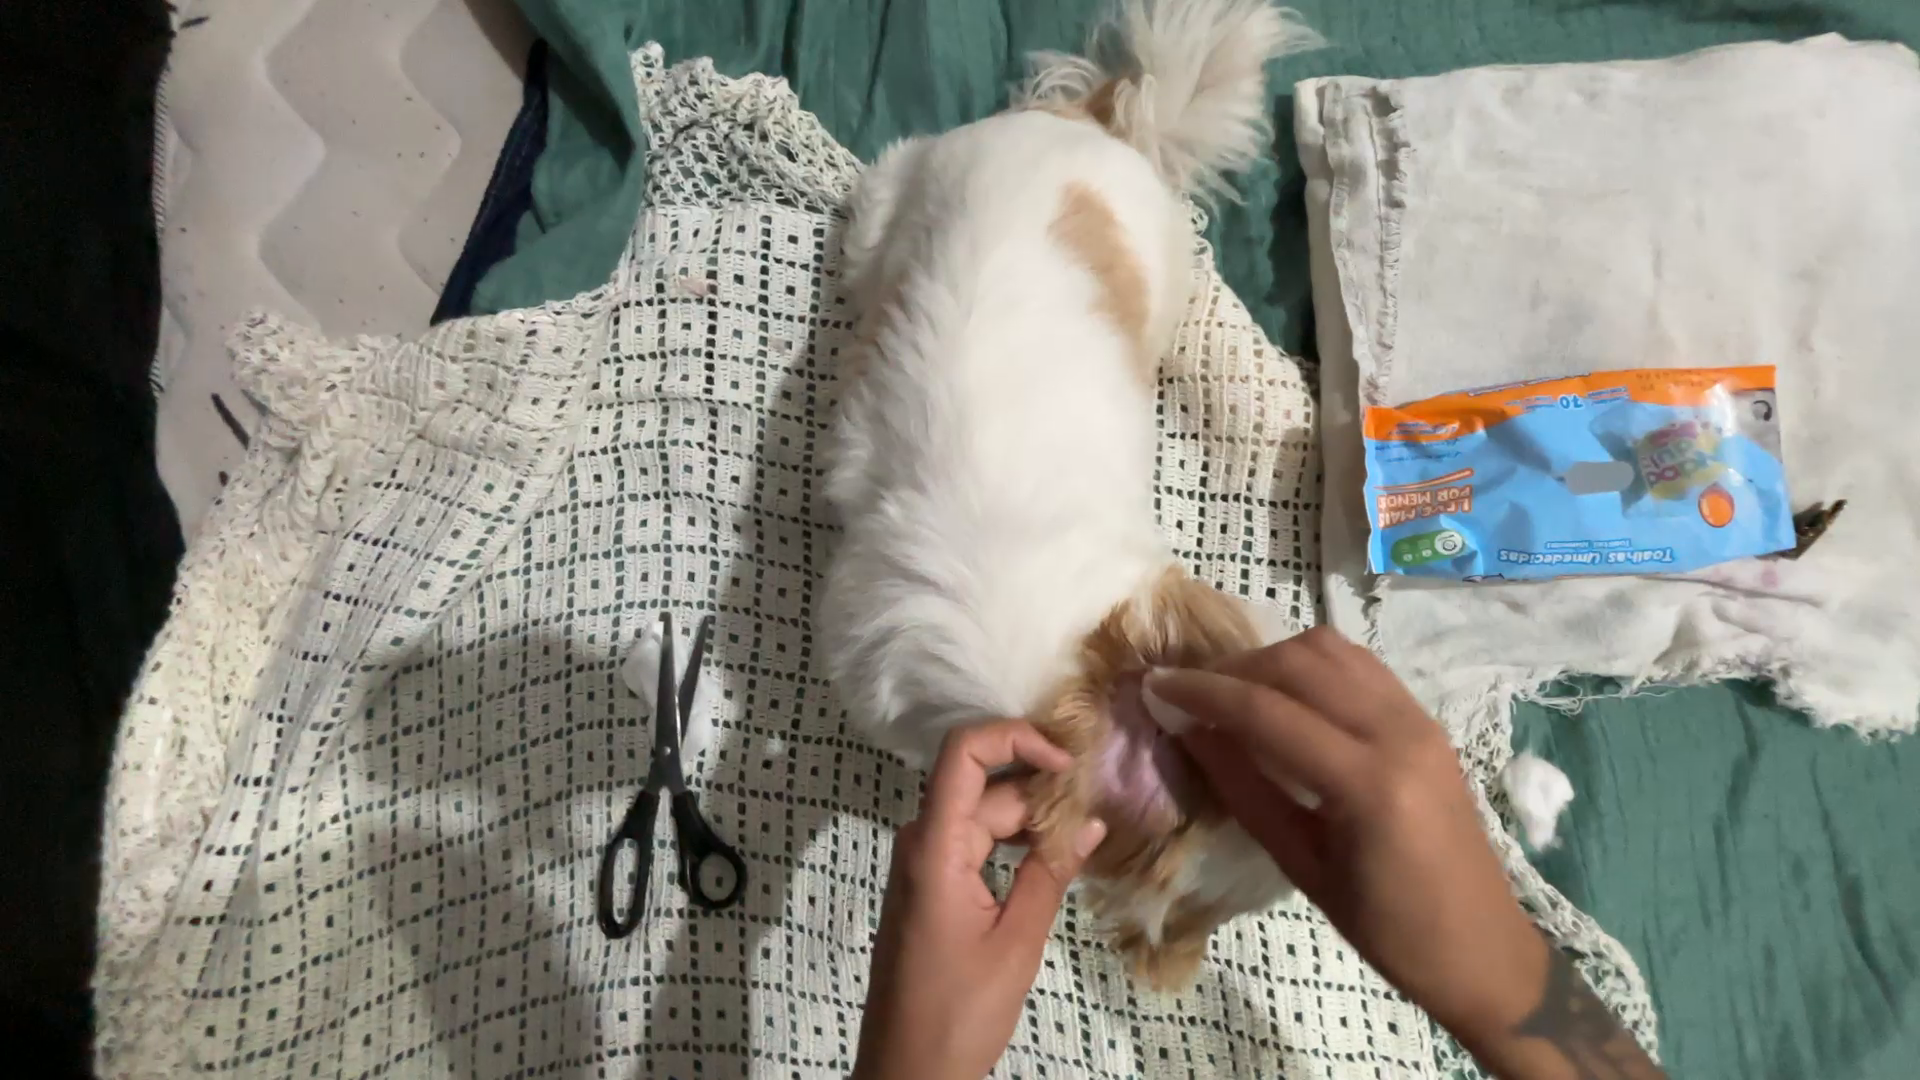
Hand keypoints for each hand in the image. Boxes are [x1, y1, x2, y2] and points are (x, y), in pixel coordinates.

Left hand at [853, 721, 1106, 1079]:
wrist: (905, 1072)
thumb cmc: (958, 1012)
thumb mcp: (1016, 942)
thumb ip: (1050, 873)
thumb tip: (1091, 821)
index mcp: (934, 844)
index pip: (963, 752)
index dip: (1013, 738)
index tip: (1065, 761)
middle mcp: (923, 838)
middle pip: (983, 786)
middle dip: (1038, 786)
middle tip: (1096, 799)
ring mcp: (924, 859)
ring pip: (982, 812)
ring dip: (1029, 815)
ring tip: (1084, 823)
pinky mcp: (932, 881)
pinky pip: (975, 840)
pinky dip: (1012, 840)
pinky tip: (1051, 851)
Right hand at [1144, 627, 1662, 1079]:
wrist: (1487, 951)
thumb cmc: (1388, 928)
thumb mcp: (1299, 864)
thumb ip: (1240, 786)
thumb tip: (1186, 728)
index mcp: (1370, 785)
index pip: (1267, 711)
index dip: (1202, 692)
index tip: (1156, 686)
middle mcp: (1400, 733)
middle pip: (1296, 663)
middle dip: (1229, 669)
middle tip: (1189, 692)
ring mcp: (1418, 718)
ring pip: (1327, 649)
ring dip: (1268, 658)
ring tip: (1232, 689)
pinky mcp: (1424, 716)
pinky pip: (1355, 662)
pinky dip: (1307, 662)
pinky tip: (1282, 691)